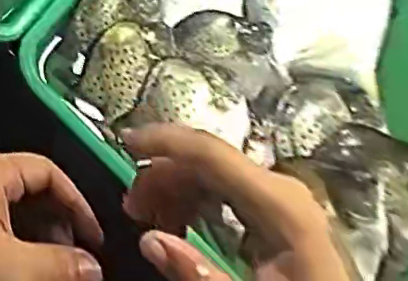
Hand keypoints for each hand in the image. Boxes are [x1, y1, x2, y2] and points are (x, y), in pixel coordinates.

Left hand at [0, 151, 103, 280]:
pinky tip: (29, 272)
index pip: (47, 171)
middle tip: (79, 263)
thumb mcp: (8, 265)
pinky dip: (23, 248)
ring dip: (43, 241)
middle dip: (61, 226)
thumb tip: (94, 268)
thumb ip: (55, 265)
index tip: (95, 239)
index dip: (76, 201)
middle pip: (35, 192)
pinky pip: (3, 229)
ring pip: (20, 215)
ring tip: (57, 271)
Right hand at [122, 126, 345, 280]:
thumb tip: (149, 240)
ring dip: (177, 191)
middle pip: (207, 162)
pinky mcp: (283, 219)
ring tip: (151, 223)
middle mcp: (281, 189)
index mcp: (280, 203)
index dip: (162, 140)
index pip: (208, 151)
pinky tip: (180, 227)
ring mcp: (284, 202)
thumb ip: (200, 275)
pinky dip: (198, 203)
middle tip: (132, 209)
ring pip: (215, 176)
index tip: (123, 143)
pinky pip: (229, 195)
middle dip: (164, 176)